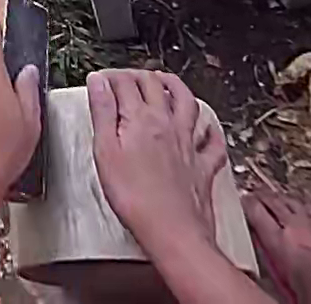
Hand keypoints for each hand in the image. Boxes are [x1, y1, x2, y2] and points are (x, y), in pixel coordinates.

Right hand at [87, 69, 227, 250]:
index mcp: (141, 118)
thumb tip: (98, 82)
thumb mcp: (106, 152)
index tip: (102, 79)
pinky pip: (212, 142)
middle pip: (155, 85)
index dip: (111, 77)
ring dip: (176, 87)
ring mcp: (188, 143)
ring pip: (187, 102)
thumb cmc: (136, 199)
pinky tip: (208, 128)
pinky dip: (210, 131)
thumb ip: (102, 112)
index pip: (125, 83)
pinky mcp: (202, 166)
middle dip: (139, 75)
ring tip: (167, 80)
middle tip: (129, 76)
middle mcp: (167, 124)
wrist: (173, 235)